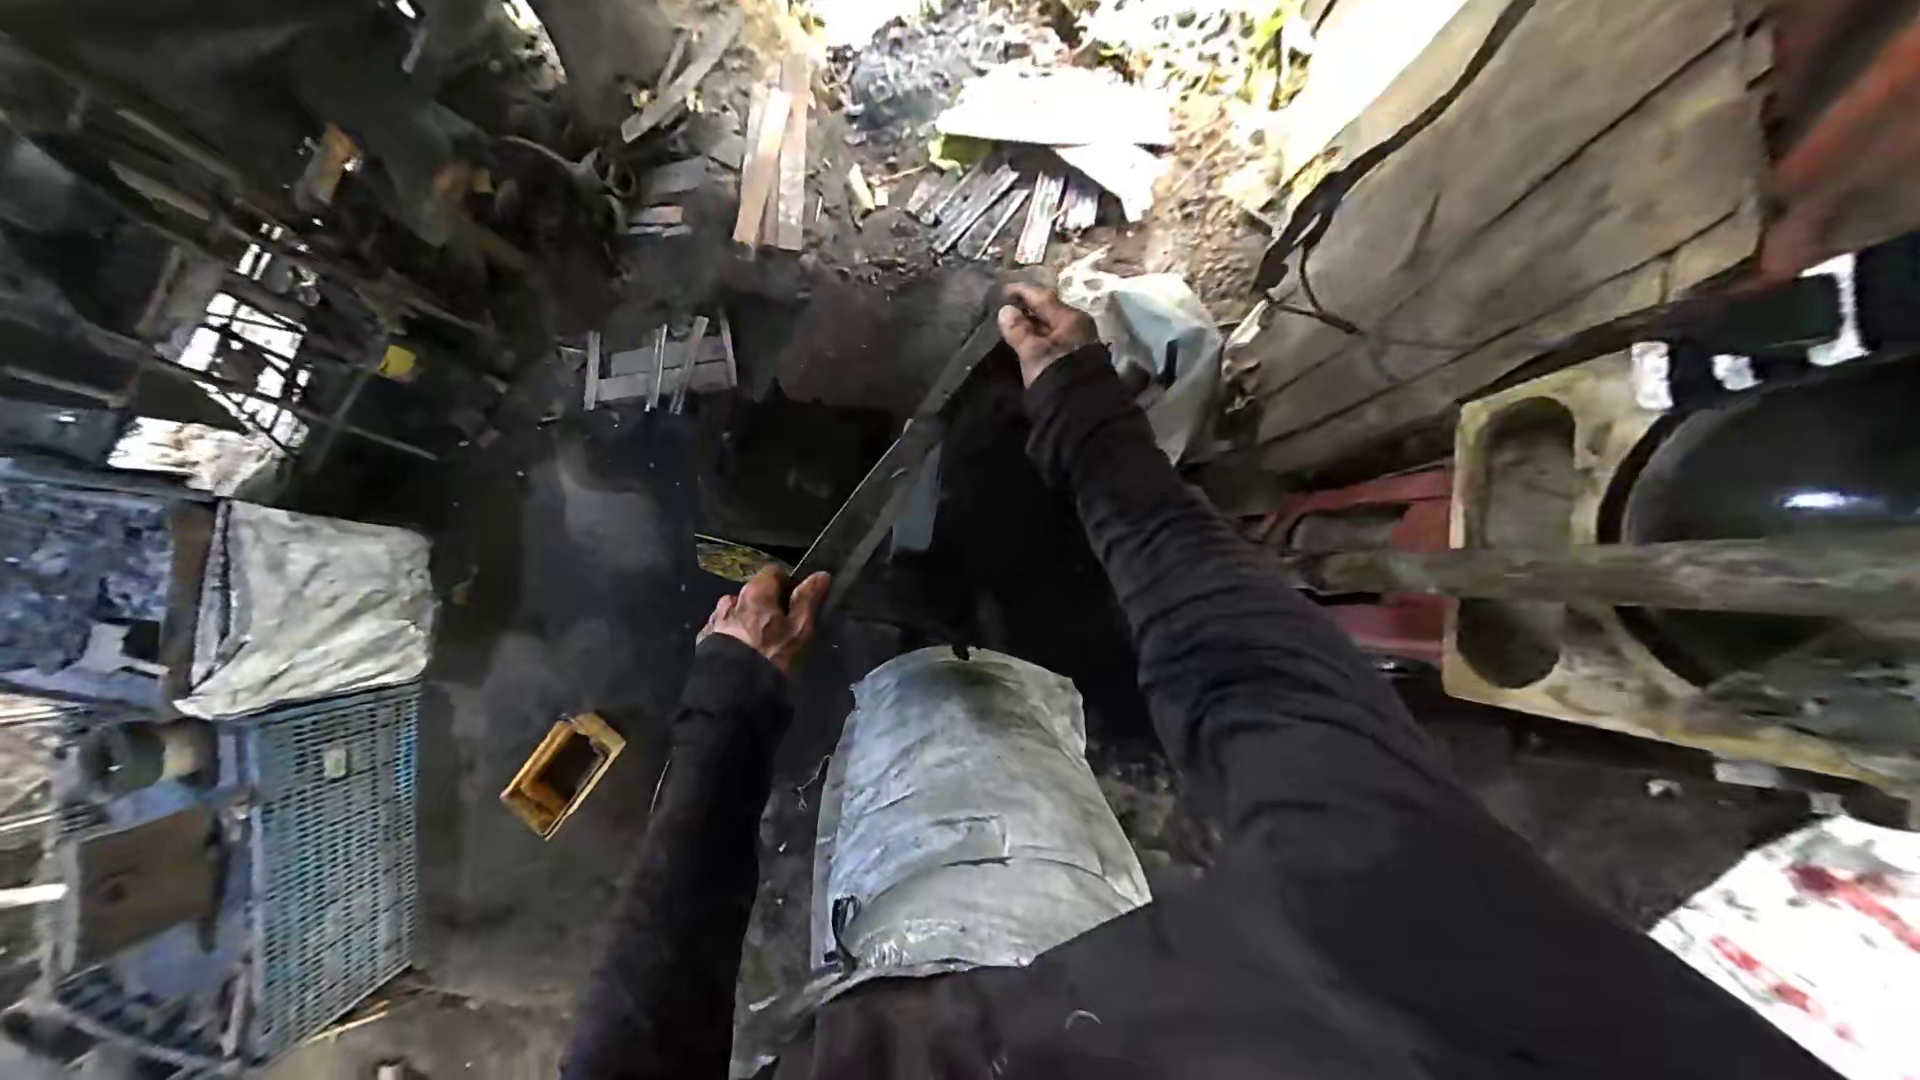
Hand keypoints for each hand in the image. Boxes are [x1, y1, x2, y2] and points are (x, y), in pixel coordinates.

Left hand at [702, 567, 829, 674]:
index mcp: (756, 592)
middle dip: (766, 604)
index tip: (796, 603)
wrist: (731, 692)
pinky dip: (732, 635)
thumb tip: (820, 574)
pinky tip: (740, 653)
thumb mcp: (800, 629)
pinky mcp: (704, 641)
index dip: (787, 584)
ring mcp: (714, 620)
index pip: (773, 572)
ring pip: (736, 611)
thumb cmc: (772, 656)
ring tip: (758, 642)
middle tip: (780, 627)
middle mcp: (731, 599)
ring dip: (747, 620)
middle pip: (753, 592)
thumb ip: (809, 599)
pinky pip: (722, 630)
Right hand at [997, 283, 1097, 386]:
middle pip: (1050, 312)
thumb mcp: (1033, 351)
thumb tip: (1005, 310)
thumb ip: (1019, 330)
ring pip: (1053, 329)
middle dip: (1029, 310)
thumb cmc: (1055, 374)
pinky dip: (1041, 341)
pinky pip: (1055, 343)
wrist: (1079, 410)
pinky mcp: (1078, 362)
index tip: (1004, 290)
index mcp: (1071, 318)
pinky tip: (1029, 346)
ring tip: (1015, 328)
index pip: (1043, 297)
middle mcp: (1080, 327)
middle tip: (1008, 309)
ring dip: (1035, 327)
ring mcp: (1080, 345)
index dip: (1022, 292)